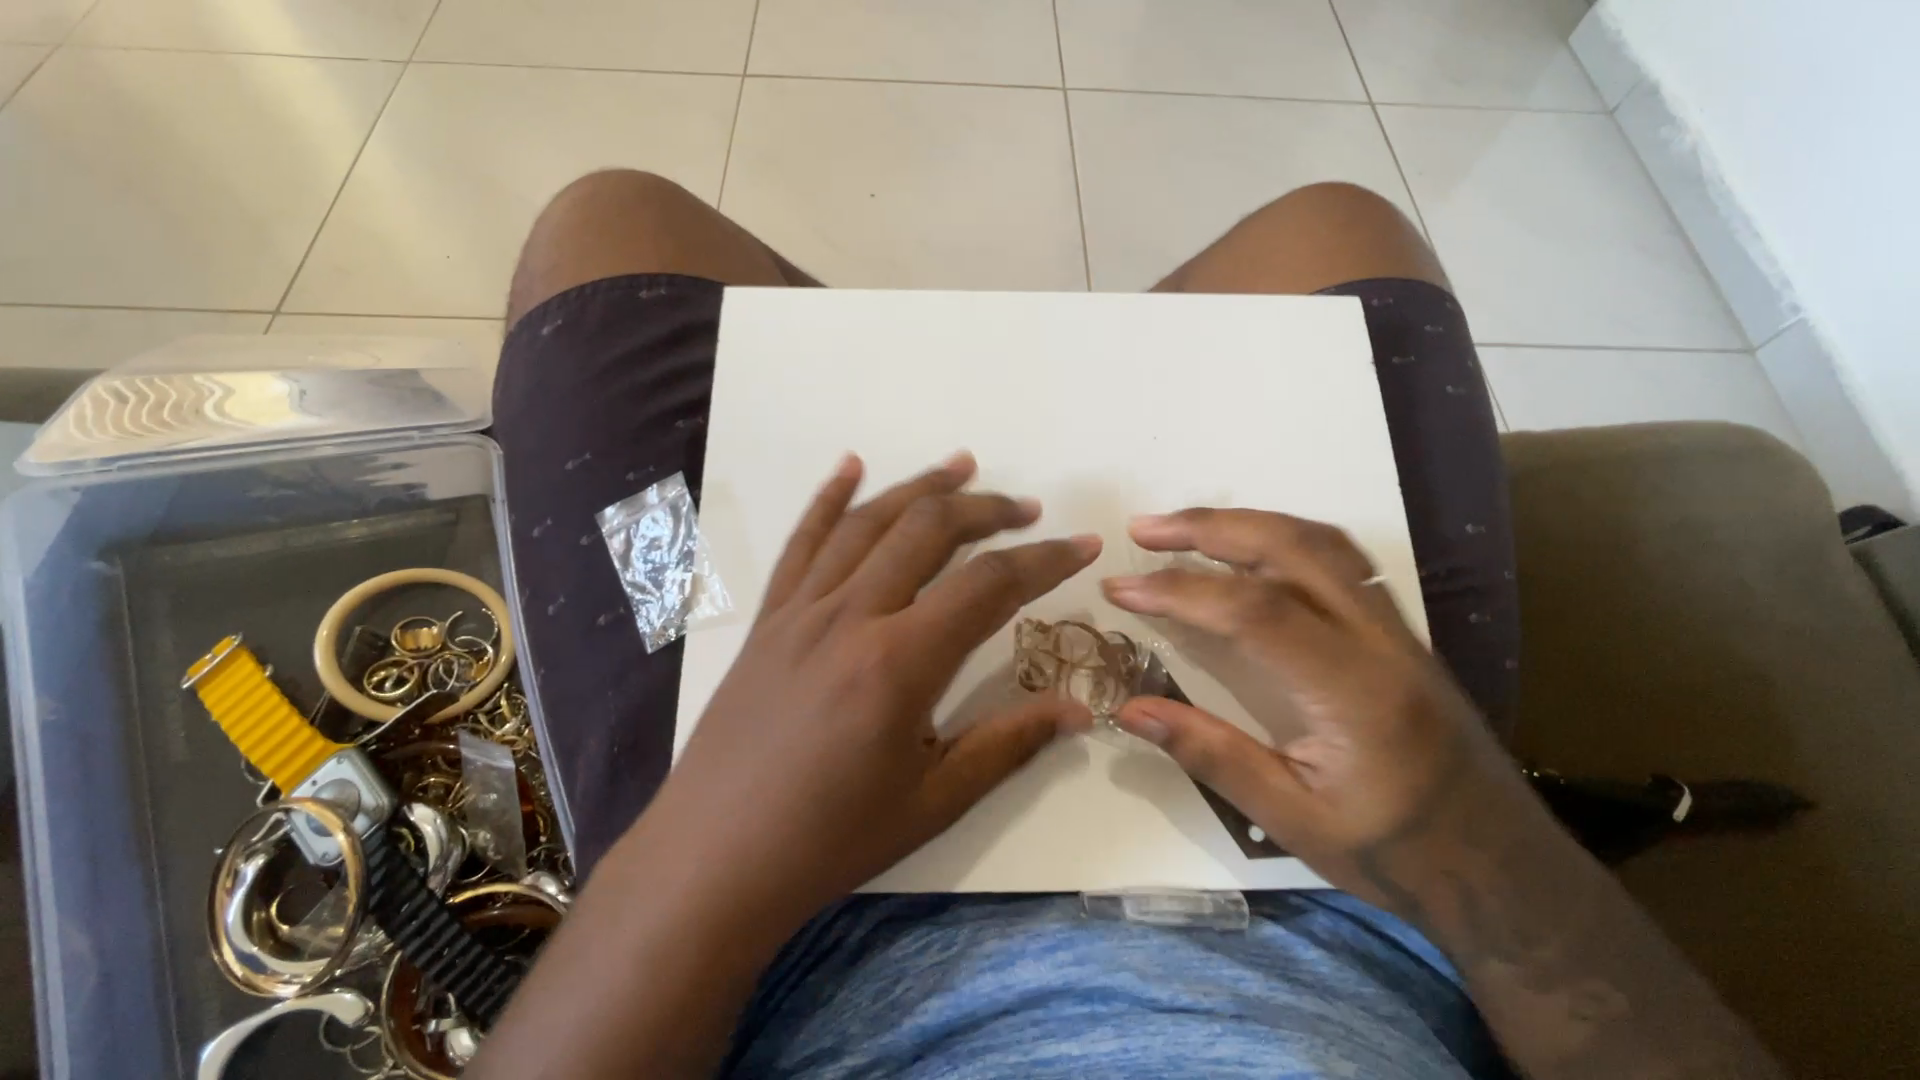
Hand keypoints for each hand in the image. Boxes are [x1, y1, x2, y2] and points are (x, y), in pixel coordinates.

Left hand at [643, 451, 1100, 919]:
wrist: (714, 857)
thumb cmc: (830, 839)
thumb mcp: (932, 801)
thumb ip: (1007, 744)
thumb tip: (1078, 709)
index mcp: (899, 663)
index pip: (988, 586)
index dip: (1043, 561)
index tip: (1082, 545)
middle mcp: (850, 617)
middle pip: (927, 532)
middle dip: (986, 511)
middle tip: (1027, 509)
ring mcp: (801, 612)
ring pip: (867, 524)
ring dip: (919, 488)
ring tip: (962, 465)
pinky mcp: (767, 621)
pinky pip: (801, 544)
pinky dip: (828, 498)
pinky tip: (851, 467)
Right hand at [1101, 508, 1534, 909]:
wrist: (1503, 870)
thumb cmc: (1396, 854)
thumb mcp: (1293, 818)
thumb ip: (1211, 755)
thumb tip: (1131, 709)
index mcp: (1353, 692)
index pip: (1255, 611)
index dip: (1180, 591)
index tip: (1120, 589)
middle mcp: (1381, 642)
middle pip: (1293, 549)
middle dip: (1210, 527)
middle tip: (1144, 529)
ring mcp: (1398, 632)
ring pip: (1324, 544)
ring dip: (1249, 523)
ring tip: (1187, 528)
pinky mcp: (1401, 636)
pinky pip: (1342, 562)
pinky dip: (1284, 540)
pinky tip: (1251, 553)